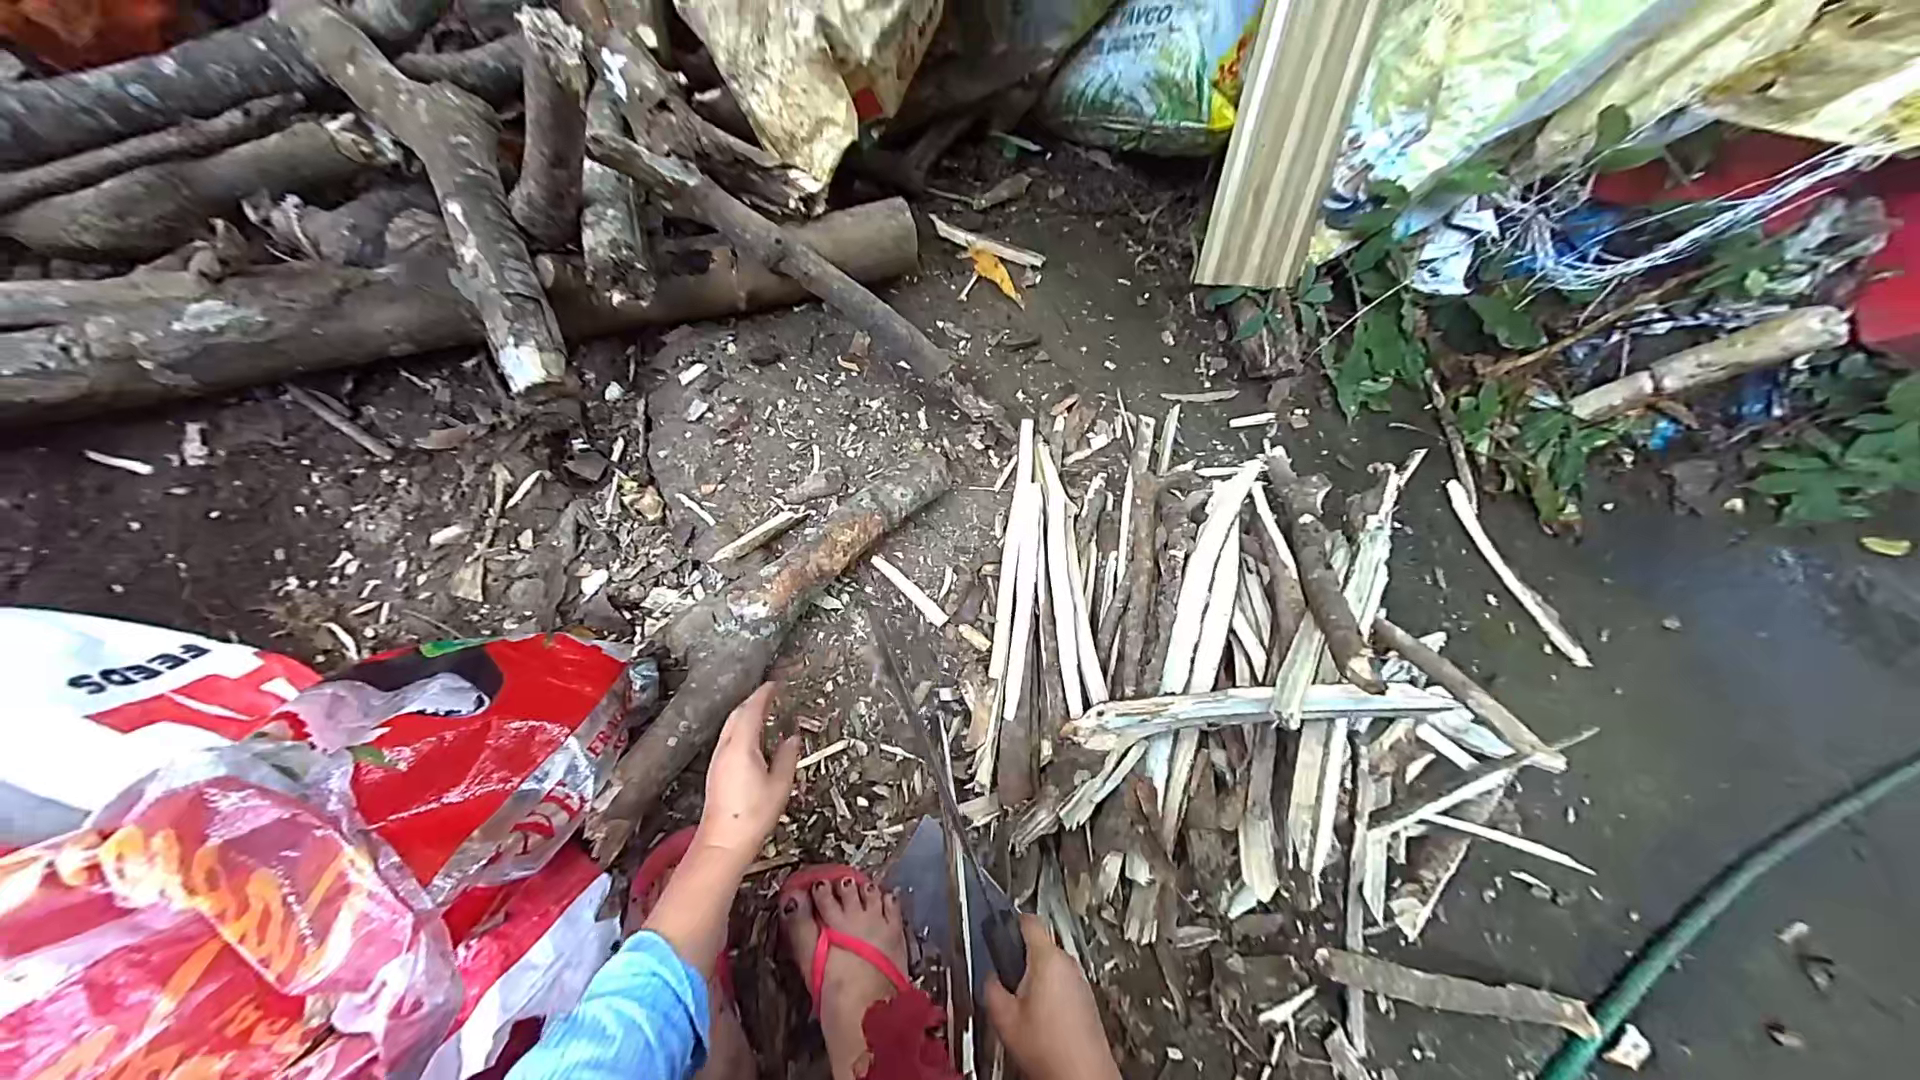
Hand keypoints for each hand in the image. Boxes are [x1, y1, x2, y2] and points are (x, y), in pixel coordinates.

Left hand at [694, 682, 799, 864]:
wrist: (723, 843)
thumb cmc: (751, 816)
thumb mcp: (780, 784)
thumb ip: (787, 757)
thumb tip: (792, 739)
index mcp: (742, 747)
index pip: (751, 710)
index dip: (763, 694)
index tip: (774, 685)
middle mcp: (726, 749)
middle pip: (737, 715)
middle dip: (753, 701)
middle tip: (770, 695)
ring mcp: (718, 760)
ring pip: (731, 727)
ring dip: (746, 715)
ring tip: (764, 712)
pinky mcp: (716, 771)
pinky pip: (729, 739)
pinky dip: (742, 729)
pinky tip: (752, 738)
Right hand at [982, 915, 1120, 1079]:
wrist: (1083, 1076)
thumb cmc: (1049, 1049)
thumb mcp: (1004, 1018)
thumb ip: (990, 987)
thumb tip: (990, 977)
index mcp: (1047, 958)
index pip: (1028, 920)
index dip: (1011, 921)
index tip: (1000, 929)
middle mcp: (1067, 963)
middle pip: (1039, 944)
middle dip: (1021, 959)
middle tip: (1007, 980)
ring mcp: (1079, 980)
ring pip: (1051, 965)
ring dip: (1036, 978)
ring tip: (1024, 1006)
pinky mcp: (1086, 998)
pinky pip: (1063, 983)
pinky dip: (1051, 993)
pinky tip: (1042, 1019)